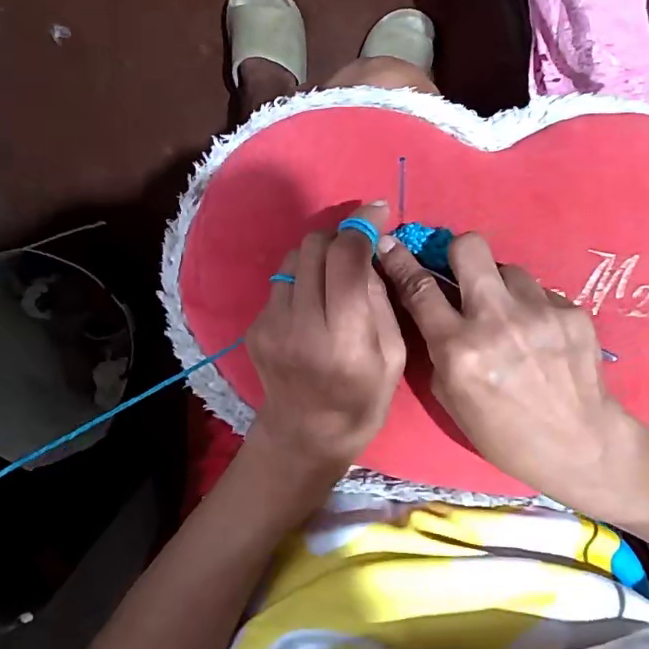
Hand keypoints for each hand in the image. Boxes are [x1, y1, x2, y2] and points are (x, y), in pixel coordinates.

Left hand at [245, 202, 404, 473]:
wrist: (305, 436)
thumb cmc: (362, 401)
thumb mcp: (393, 356)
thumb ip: (382, 298)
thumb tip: (372, 250)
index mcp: (344, 339)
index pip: (347, 258)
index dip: (363, 225)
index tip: (377, 212)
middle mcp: (302, 325)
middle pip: (315, 246)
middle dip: (340, 237)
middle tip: (357, 249)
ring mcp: (271, 325)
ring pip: (294, 258)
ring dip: (319, 256)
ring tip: (334, 277)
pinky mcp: (255, 326)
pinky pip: (281, 281)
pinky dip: (302, 280)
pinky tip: (314, 304)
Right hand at [378, 232, 648, 512]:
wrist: (580, 446)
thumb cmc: (505, 434)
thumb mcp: (451, 398)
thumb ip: (438, 347)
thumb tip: (433, 305)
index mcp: (459, 350)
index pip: (420, 288)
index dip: (400, 260)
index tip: (390, 244)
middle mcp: (497, 320)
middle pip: (469, 247)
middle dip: (458, 254)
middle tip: (464, 276)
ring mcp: (540, 312)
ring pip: (509, 268)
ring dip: (502, 288)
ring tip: (512, 319)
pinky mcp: (573, 312)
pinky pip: (541, 293)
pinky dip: (534, 309)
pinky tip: (542, 337)